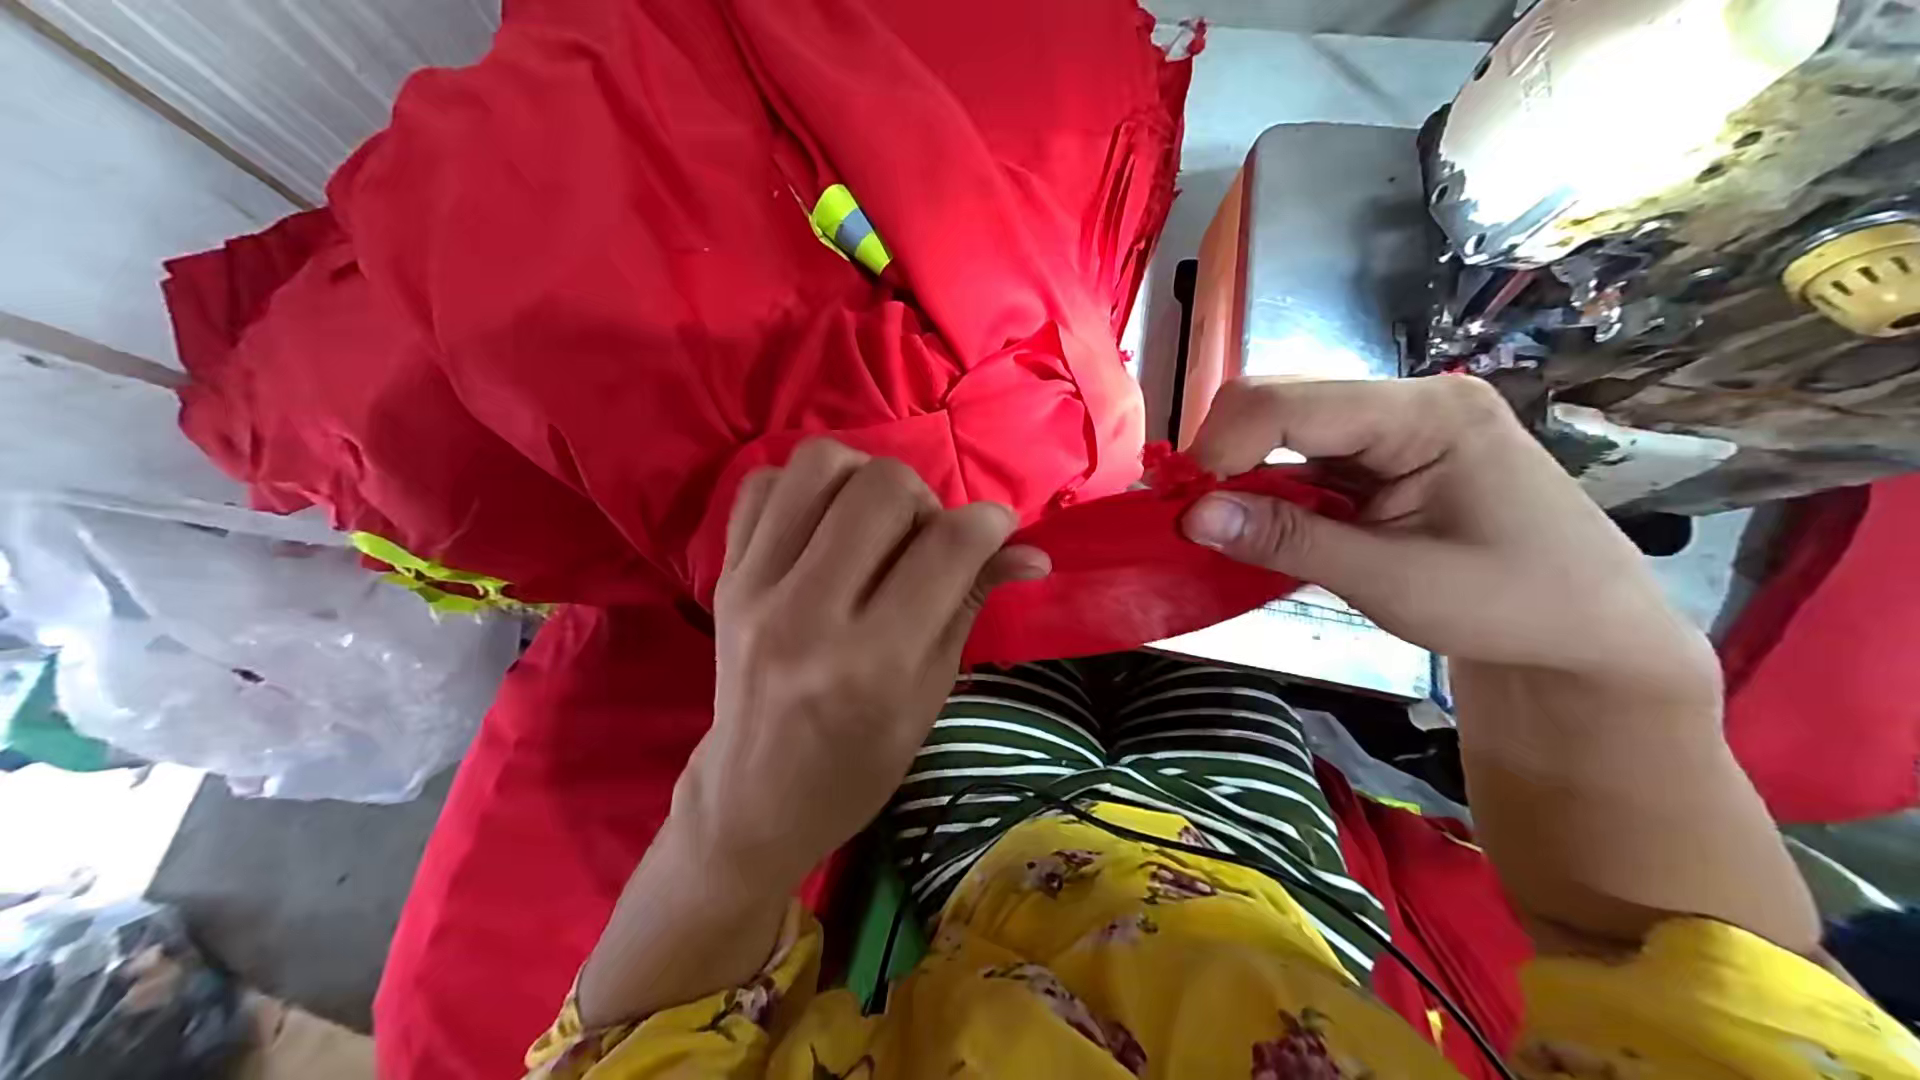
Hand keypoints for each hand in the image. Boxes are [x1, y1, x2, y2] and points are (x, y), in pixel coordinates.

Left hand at [674, 439, 1049, 891]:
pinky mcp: (724, 576)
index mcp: (873, 662)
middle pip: (882, 488)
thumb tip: (1030, 551)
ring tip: (873, 519)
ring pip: (819, 464)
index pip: (947, 547)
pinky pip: (761, 484)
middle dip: (925, 499)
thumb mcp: (930, 694)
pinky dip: (802, 488)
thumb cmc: (859, 763)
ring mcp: (754, 588)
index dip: (989, 522)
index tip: (997, 528)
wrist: (755, 797)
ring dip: (864, 477)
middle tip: (924, 537)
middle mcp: (808, 614)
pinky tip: (822, 524)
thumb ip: (970, 604)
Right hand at [1179, 376, 1716, 698]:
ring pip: (1282, 428)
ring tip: (1226, 528)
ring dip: (1242, 476)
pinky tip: (1264, 525)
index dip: (1219, 450)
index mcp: (1426, 413)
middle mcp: (1406, 400)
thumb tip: (1192, 517)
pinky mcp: (1383, 453)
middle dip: (1223, 457)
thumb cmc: (1512, 607)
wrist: (1588, 632)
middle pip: (1277, 401)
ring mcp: (1395, 425)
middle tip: (1198, 521)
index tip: (1185, 511)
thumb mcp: (1393, 583)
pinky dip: (1268, 491)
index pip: (1287, 404)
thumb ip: (1288, 542)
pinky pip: (1301, 456)